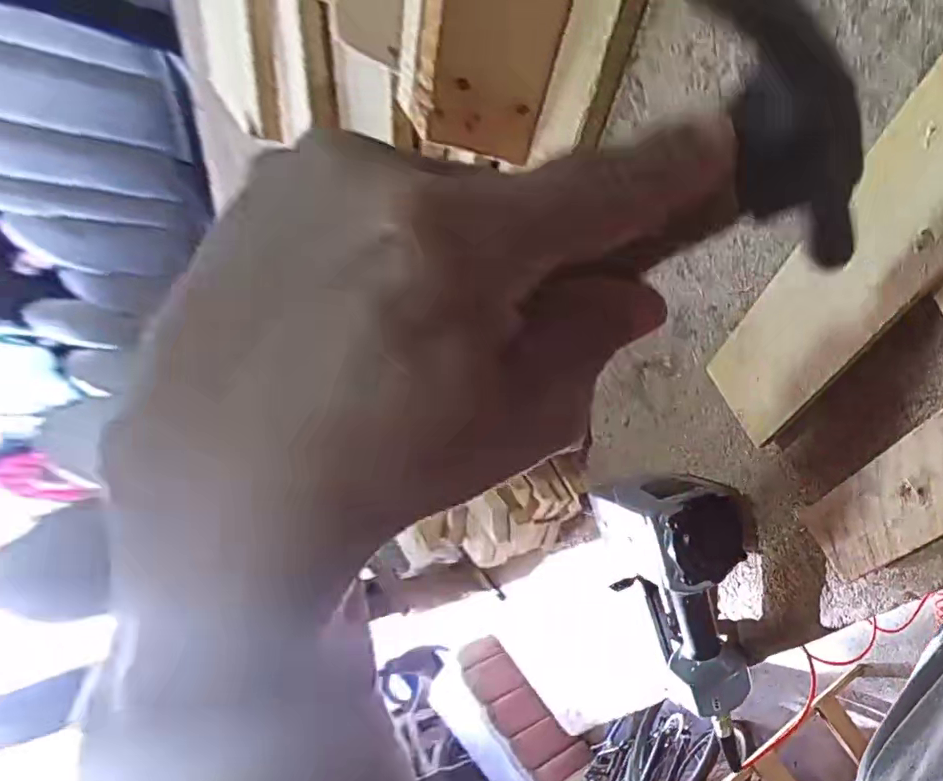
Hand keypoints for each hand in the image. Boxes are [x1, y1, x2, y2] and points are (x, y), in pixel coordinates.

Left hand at [102, 120, 735, 619]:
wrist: (223, 478)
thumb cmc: (402, 462)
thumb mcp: (533, 415)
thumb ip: (590, 336)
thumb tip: (636, 294)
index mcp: (457, 242)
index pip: (595, 196)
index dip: (666, 172)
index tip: (719, 139)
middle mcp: (382, 177)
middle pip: (526, 205)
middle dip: (561, 256)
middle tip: (551, 328)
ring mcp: (315, 171)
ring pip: (463, 205)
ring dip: (495, 257)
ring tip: (457, 339)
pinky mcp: (274, 187)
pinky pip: (400, 206)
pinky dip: (435, 251)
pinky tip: (400, 316)